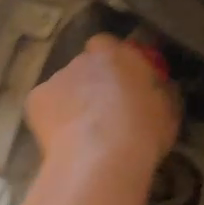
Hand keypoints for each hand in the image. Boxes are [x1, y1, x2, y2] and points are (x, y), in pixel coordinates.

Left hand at [25, 34, 179, 179]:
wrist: (100, 159)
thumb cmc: (143, 132)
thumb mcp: (168, 109)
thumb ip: (160, 89)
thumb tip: (159, 86)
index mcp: (117, 54)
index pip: (109, 45)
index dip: (114, 63)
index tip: (123, 84)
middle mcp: (83, 58)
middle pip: (86, 65)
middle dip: (92, 82)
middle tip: (104, 112)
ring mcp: (56, 77)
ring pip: (65, 86)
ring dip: (72, 101)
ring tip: (83, 132)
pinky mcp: (35, 99)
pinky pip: (45, 104)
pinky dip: (52, 117)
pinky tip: (63, 138)